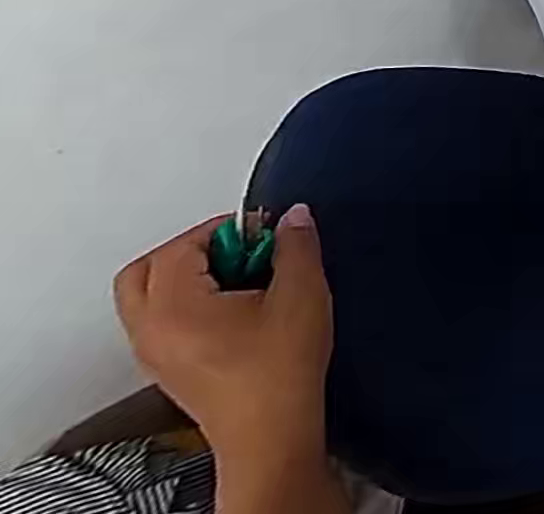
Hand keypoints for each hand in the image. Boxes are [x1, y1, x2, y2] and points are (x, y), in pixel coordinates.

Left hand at [114, 206, 332, 458]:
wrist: (271, 422)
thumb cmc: (282, 364)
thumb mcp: (304, 292)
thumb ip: (297, 247)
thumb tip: (292, 217)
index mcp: (175, 310)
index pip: (178, 250)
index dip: (224, 229)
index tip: (266, 230)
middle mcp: (149, 331)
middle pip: (145, 271)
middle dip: (195, 248)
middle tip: (246, 246)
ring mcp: (152, 351)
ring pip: (149, 294)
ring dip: (192, 272)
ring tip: (251, 273)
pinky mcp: (166, 363)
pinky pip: (160, 316)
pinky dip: (192, 296)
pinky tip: (244, 301)